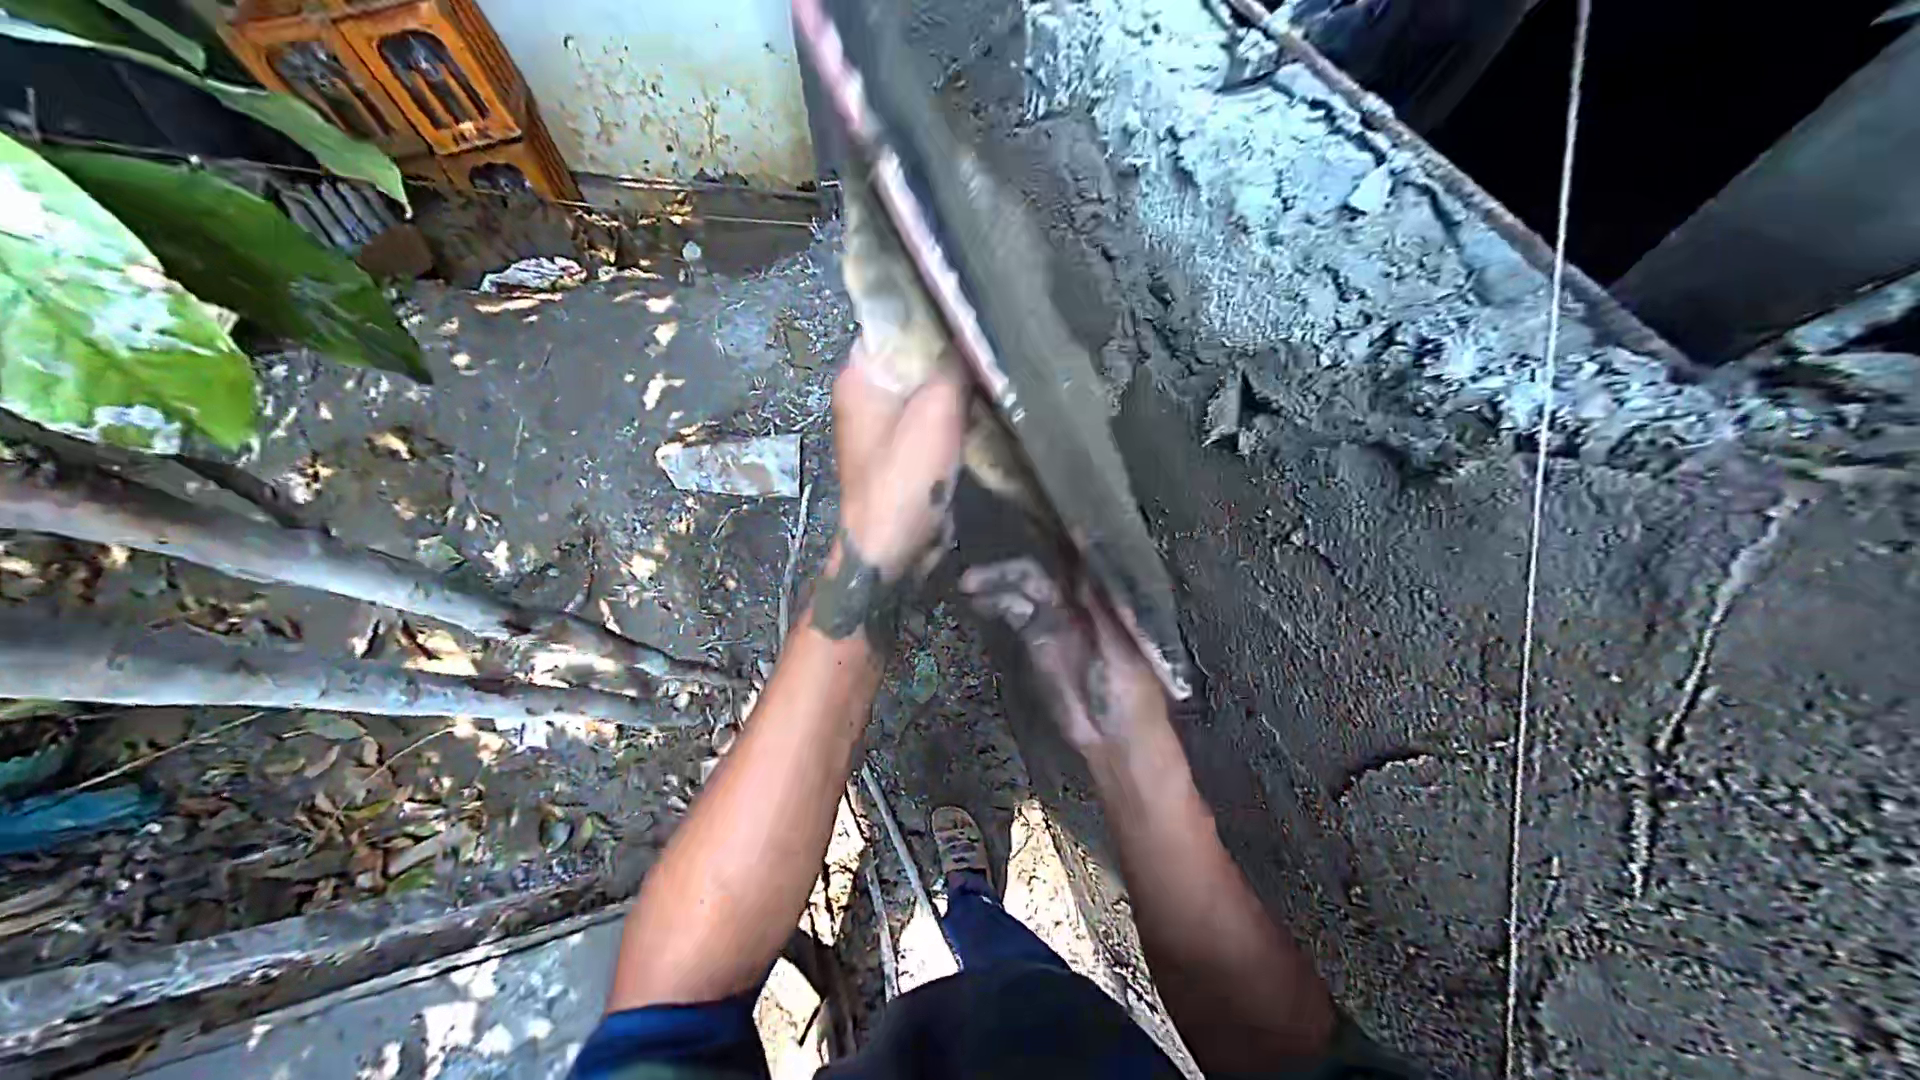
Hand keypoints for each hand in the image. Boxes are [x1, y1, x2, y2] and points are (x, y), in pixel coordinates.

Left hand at [830, 340, 967, 578]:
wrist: (891, 547)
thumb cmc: (905, 478)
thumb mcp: (935, 412)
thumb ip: (952, 368)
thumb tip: (968, 335)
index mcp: (857, 376)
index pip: (895, 325)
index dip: (934, 319)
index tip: (973, 317)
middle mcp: (862, 395)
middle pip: (912, 358)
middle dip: (948, 356)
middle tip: (989, 349)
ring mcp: (879, 425)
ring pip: (922, 390)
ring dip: (952, 389)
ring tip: (989, 377)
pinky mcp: (896, 450)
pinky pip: (926, 419)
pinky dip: (948, 417)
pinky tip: (977, 414)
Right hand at [961, 558, 1169, 751]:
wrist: (1117, 740)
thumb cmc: (1131, 691)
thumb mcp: (1120, 644)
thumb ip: (1099, 599)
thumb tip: (1087, 555)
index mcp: (1102, 595)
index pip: (1072, 557)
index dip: (1047, 540)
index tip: (1018, 525)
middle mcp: (1076, 600)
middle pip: (1038, 573)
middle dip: (1006, 569)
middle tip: (974, 574)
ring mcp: (1055, 619)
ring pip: (1021, 590)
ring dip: (995, 584)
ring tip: (967, 585)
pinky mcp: (1039, 640)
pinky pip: (1015, 612)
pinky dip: (996, 603)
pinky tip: (977, 601)